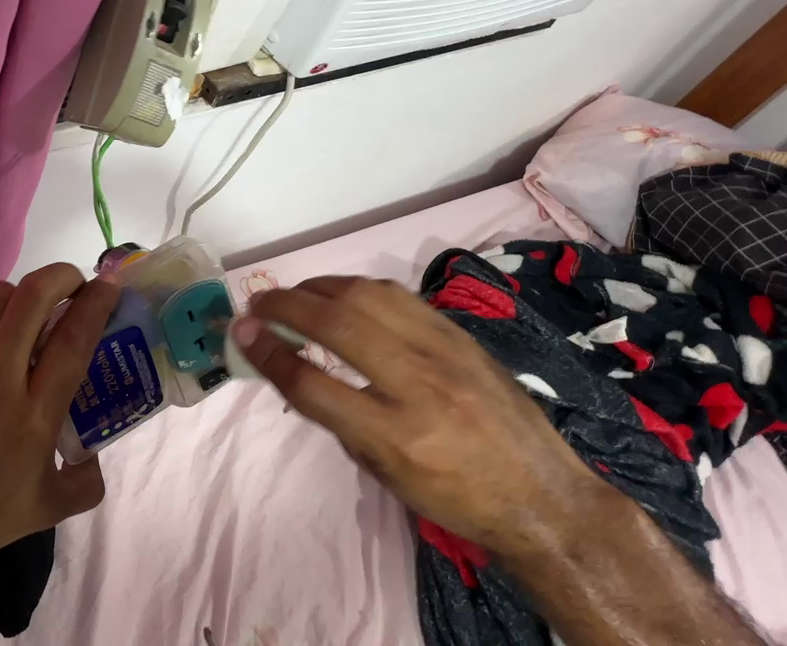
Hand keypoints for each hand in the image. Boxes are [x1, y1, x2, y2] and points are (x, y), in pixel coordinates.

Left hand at [0, 264, 121, 605]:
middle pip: (34, 297)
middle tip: (76, 286)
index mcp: (33, 415)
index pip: (72, 340)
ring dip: (25, 295)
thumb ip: (86, 478)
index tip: (109, 288)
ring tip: (35, 313)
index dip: (96, 303)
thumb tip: (97, 449)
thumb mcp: (48, 509)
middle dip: (63, 276)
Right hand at [232, 276, 624, 561]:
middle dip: (283, 306)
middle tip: (256, 306)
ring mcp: (445, 353)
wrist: (545, 497)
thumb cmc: (455, 498)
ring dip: (317, 288)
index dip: (268, 355)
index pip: (313, 384)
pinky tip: (340, 296)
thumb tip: (290, 366)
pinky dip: (356, 289)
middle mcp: (420, 386)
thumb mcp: (385, 473)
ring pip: (366, 296)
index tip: (241, 336)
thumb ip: (336, 417)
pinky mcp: (460, 335)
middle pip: (335, 324)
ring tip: (293, 296)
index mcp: (398, 436)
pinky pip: (397, 296)